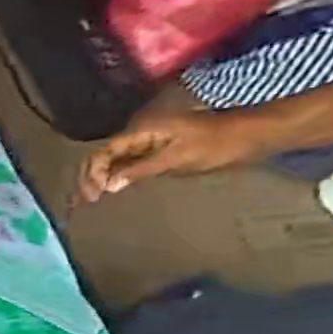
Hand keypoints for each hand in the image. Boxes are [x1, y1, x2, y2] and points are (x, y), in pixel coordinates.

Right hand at [78, 108, 278, 201]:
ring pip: (111, 161)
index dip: (92, 174)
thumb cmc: (216, 146)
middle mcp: (140, 134)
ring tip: (88, 200)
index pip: (104, 152)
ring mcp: (147, 143)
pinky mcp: (155, 152)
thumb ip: (140, 170)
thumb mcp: (176, 158)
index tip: (91, 197)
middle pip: (103, 156)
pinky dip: (113, 178)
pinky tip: (107, 191)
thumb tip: (108, 185)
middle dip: (89, 178)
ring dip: (98, 180)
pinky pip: (125, 164)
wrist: (249, 136)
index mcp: (143, 130)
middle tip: (82, 202)